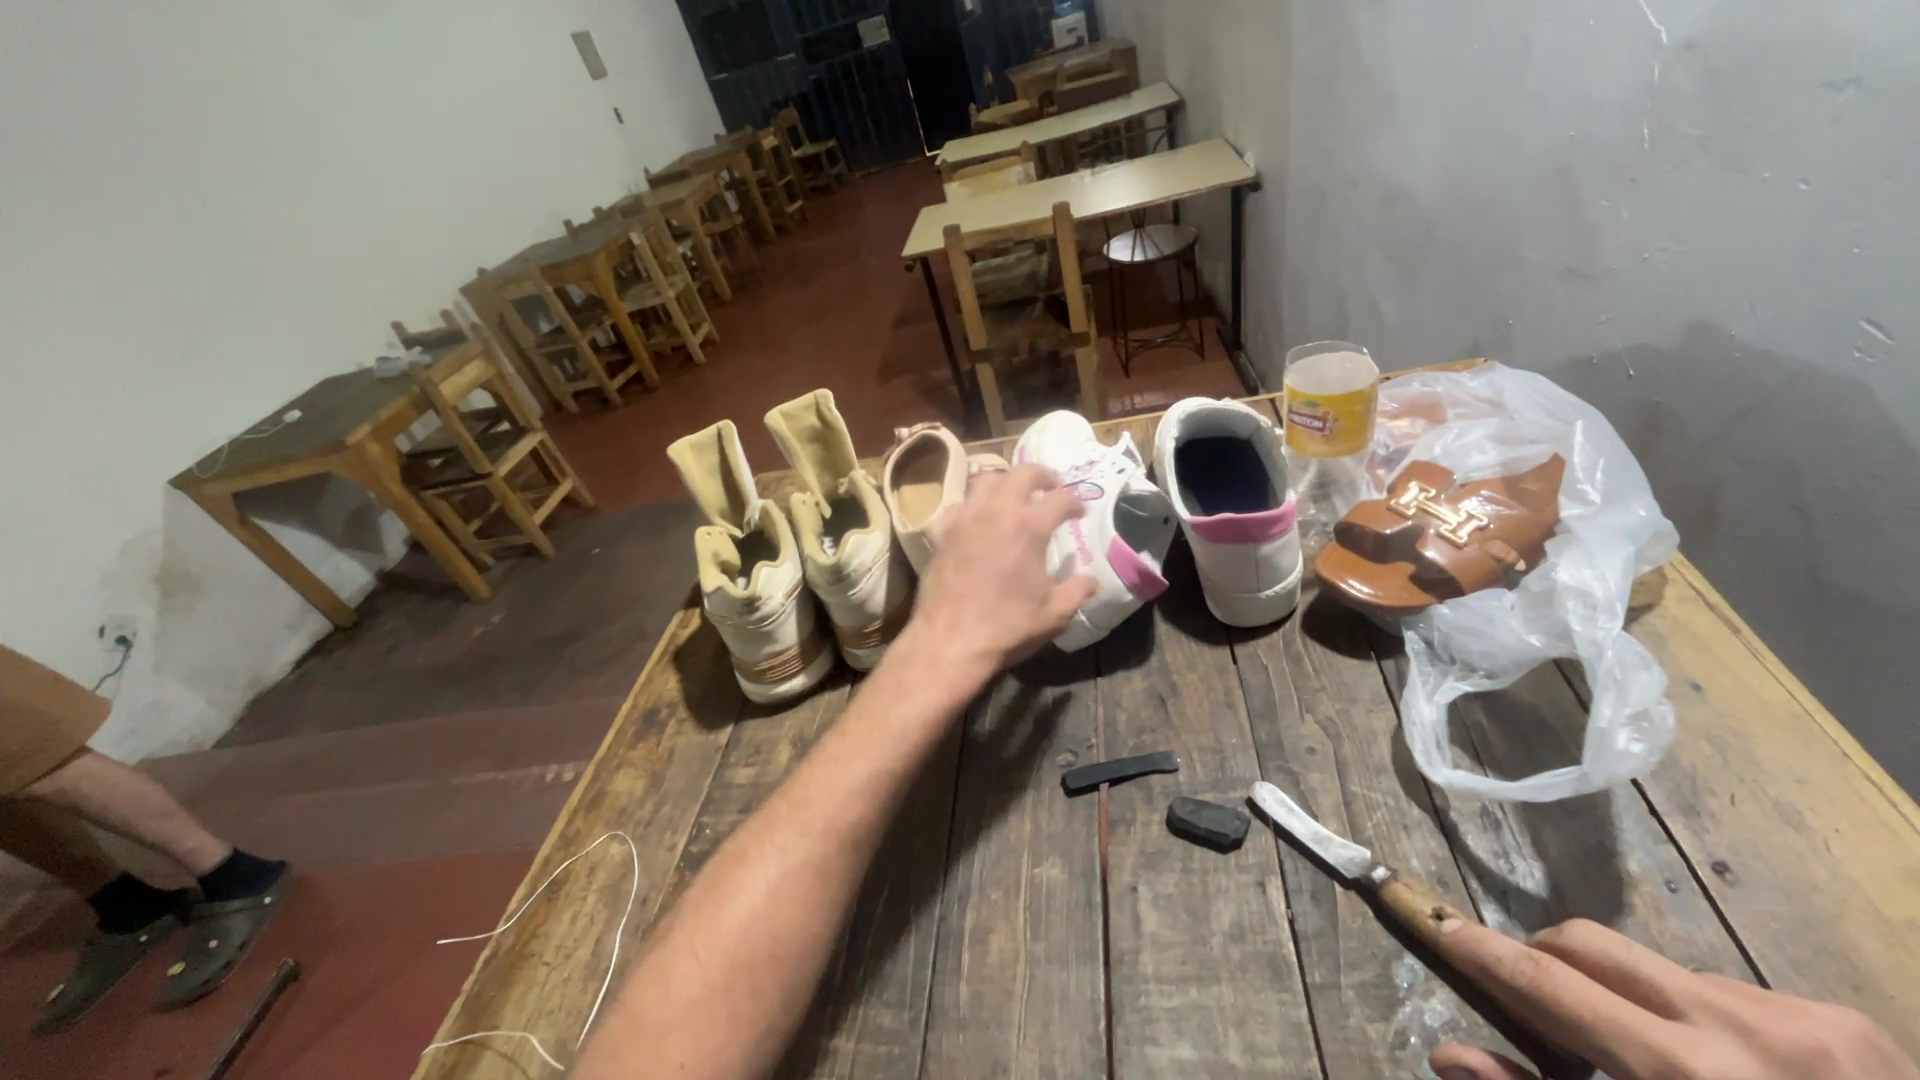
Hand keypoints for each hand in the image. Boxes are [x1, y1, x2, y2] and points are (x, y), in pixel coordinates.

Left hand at [904, 464, 1095, 678]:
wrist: (951, 642)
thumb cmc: (1008, 627)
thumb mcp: (1055, 614)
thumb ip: (1078, 591)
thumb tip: (1091, 580)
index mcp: (1030, 527)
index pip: (1060, 498)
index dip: (1075, 502)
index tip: (1080, 513)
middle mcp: (996, 512)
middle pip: (1022, 473)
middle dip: (1042, 475)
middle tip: (1051, 486)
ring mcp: (965, 519)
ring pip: (985, 480)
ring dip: (1005, 481)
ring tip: (1014, 495)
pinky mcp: (941, 533)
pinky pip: (957, 505)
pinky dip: (971, 505)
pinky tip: (977, 519)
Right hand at [1429, 918, 1918, 1079]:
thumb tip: (1447, 1055)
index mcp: (1681, 1077)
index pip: (1548, 985)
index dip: (1485, 954)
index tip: (1443, 929)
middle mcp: (1737, 1029)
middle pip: (1588, 943)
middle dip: (1545, 957)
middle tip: (1536, 994)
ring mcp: (1801, 1018)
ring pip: (1659, 969)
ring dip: (1633, 1000)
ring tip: (1662, 1064)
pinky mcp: (1846, 1019)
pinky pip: (1730, 990)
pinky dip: (1704, 1019)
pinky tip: (1737, 1074)